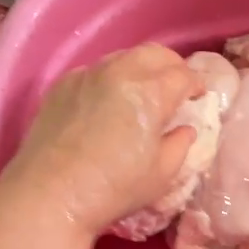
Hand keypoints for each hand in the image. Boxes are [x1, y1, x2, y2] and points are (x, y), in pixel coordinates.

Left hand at [0, 44, 201, 234]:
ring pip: (122, 57)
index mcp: (151, 92)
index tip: (199, 97)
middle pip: (154, 54)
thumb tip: (184, 129)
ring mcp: (87, 75)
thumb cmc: (112, 189)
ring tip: (143, 91)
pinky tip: (108, 100)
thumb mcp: (161, 176)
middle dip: (171, 66)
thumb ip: (179, 146)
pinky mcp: (61, 86)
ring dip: (140, 68)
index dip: (196, 84)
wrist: (49, 195)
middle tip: (175, 86)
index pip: (183, 75)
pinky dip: (110, 78)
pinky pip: (94, 71)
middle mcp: (120, 72)